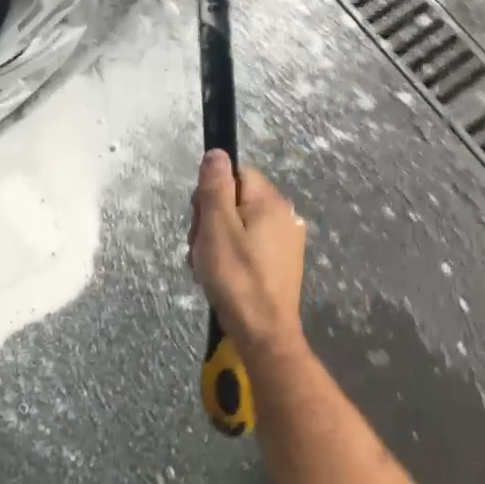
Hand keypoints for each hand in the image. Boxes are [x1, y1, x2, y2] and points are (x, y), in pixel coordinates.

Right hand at [189, 150, 307, 360]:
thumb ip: (215, 187)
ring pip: (237, 223)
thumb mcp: (216, 227)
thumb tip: (217, 153)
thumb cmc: (236, 276)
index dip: (210, 192)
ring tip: (206, 265)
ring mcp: (284, 241)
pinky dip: (229, 255)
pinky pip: (247, 244)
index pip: (234, 173)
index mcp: (270, 202)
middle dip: (209, 218)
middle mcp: (283, 215)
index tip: (200, 219)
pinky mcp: (279, 262)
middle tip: (200, 246)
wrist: (263, 331)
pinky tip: (219, 275)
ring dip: (215, 239)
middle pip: (234, 198)